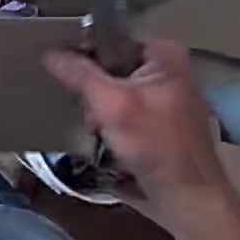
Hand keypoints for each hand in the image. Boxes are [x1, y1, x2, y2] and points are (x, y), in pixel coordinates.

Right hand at [44, 40, 228, 205]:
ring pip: (117, 89)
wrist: (190, 197)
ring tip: (100, 130)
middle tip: (92, 116)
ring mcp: (169, 91)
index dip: (86, 60)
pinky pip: (128, 108)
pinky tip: (112, 140)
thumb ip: (80, 75)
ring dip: (103, 111)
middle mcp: (170, 65)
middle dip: (96, 92)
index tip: (71, 81)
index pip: (110, 42)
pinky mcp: (165, 116)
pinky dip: (116, 122)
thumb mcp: (111, 104)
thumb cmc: (155, 144)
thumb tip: (50, 52)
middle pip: (112, 67)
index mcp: (164, 51)